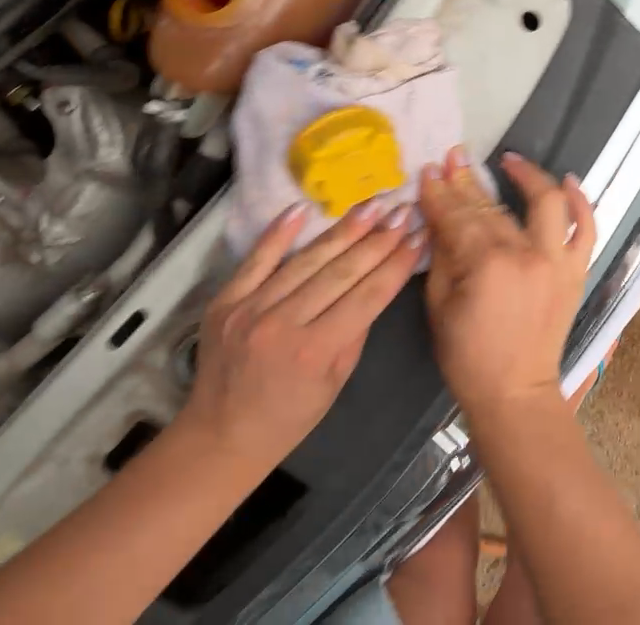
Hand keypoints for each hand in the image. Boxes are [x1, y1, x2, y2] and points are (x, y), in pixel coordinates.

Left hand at [178, 202, 421, 466]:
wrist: (221, 435)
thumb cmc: (290, 416)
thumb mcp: (337, 379)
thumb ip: (356, 329)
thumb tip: (377, 281)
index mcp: (315, 351)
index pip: (367, 296)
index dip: (396, 264)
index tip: (418, 236)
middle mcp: (282, 325)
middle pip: (341, 272)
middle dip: (378, 239)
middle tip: (402, 211)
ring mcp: (249, 310)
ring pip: (306, 261)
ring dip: (343, 230)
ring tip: (371, 205)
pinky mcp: (225, 302)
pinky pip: (256, 260)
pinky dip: (278, 233)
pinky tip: (303, 208)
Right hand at [418, 148, 594, 418]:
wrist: (515, 391)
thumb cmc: (467, 356)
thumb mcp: (438, 305)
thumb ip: (441, 254)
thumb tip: (436, 213)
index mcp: (487, 265)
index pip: (459, 216)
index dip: (441, 192)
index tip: (431, 169)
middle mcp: (527, 254)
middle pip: (494, 207)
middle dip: (469, 181)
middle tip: (456, 157)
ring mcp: (558, 261)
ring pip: (546, 204)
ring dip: (529, 176)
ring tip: (511, 160)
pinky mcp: (577, 271)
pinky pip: (586, 229)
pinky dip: (582, 202)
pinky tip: (569, 180)